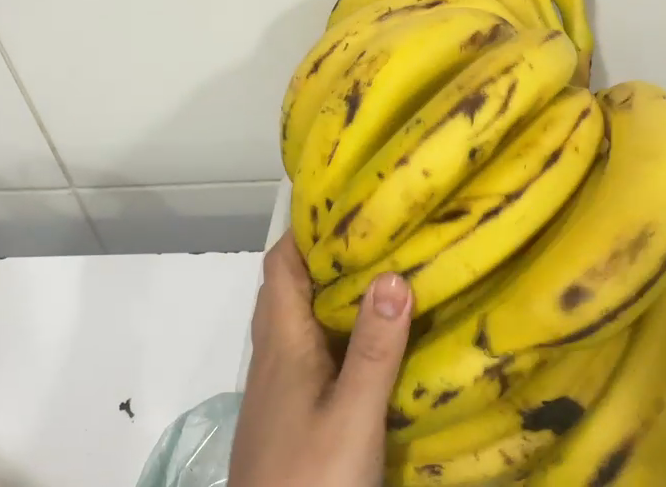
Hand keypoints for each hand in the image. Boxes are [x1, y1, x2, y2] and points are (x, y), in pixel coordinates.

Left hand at [231, 235, 413, 486]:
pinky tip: (362, 349)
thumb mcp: (353, 416)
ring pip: (296, 322)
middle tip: (373, 241)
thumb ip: (373, 350)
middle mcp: (272, 356)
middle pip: (286, 288)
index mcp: (283, 342)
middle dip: (323, 258)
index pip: (281, 264)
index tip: (347, 206)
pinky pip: (304, 354)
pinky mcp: (285, 414)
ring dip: (327, 296)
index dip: (307, 230)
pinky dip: (330, 334)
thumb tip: (392, 273)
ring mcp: (275, 388)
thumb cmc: (310, 477)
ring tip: (376, 284)